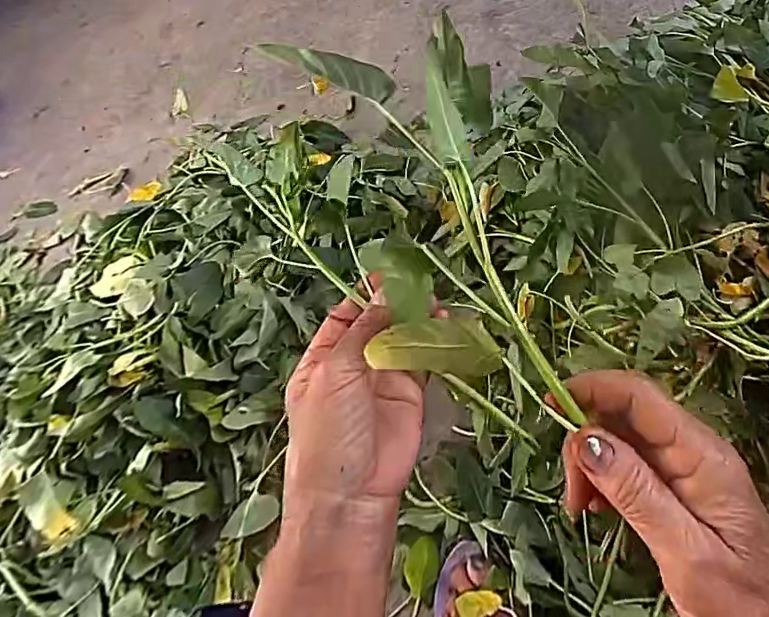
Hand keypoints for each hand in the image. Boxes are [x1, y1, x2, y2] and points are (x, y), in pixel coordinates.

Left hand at [255, 278, 425, 616]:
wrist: (352, 495)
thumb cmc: (329, 432)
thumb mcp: (335, 373)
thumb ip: (363, 330)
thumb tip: (385, 294)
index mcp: (324, 358)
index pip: (346, 313)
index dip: (365, 292)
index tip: (388, 272)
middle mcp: (355, 363)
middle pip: (379, 320)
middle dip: (397, 300)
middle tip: (419, 282)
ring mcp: (384, 377)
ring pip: (404, 336)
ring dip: (418, 317)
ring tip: (435, 299)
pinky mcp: (411, 392)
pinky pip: (424, 357)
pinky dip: (435, 339)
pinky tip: (445, 323)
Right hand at [559, 371, 768, 616]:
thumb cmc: (742, 601)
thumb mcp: (686, 554)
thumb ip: (638, 494)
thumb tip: (587, 438)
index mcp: (700, 452)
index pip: (639, 395)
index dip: (593, 387)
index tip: (551, 403)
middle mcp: (690, 446)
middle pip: (624, 412)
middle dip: (586, 437)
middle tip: (571, 492)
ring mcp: (683, 463)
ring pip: (621, 436)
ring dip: (591, 461)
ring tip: (581, 507)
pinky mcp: (675, 482)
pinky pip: (628, 462)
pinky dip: (604, 477)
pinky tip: (598, 507)